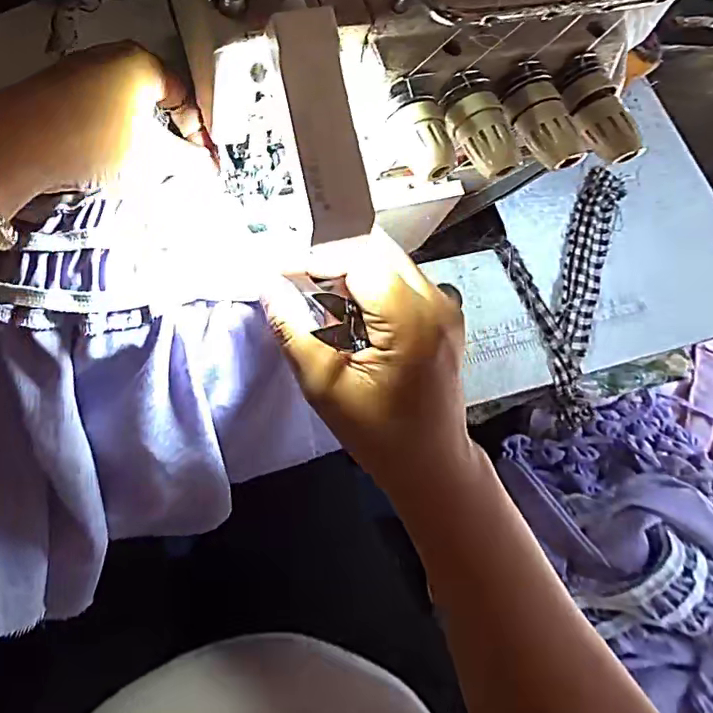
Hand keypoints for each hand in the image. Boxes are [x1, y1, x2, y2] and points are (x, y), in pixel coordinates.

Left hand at [0, 43, 213, 208]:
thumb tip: (210, 170)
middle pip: (154, 99)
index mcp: (141, 62)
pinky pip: (96, 108)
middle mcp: (110, 55)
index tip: (202, 164)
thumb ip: (188, 163)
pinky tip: (98, 158)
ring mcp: (77, 69)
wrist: (7, 147)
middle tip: (172, 168)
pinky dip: (107, 132)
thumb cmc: (89, 143)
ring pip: (124, 105)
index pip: (186, 97)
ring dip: (136, 137)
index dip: (199, 134)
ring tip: (135, 169)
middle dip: (167, 136)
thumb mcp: (148, 159)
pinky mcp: (52, 88)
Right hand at [264, 229, 474, 504]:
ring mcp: (443, 303)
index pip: (358, 259)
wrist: (431, 462)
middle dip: (332, 260)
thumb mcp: (324, 386)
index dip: (316, 259)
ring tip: (321, 301)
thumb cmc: (379, 432)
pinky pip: (398, 276)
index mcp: (411, 319)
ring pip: (386, 258)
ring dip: (349, 270)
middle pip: (375, 250)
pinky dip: (367, 282)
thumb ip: (294, 330)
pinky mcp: (441, 310)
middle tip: (297, 282)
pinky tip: (348, 312)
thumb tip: (270, 285)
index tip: (281, 272)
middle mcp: (435, 300)